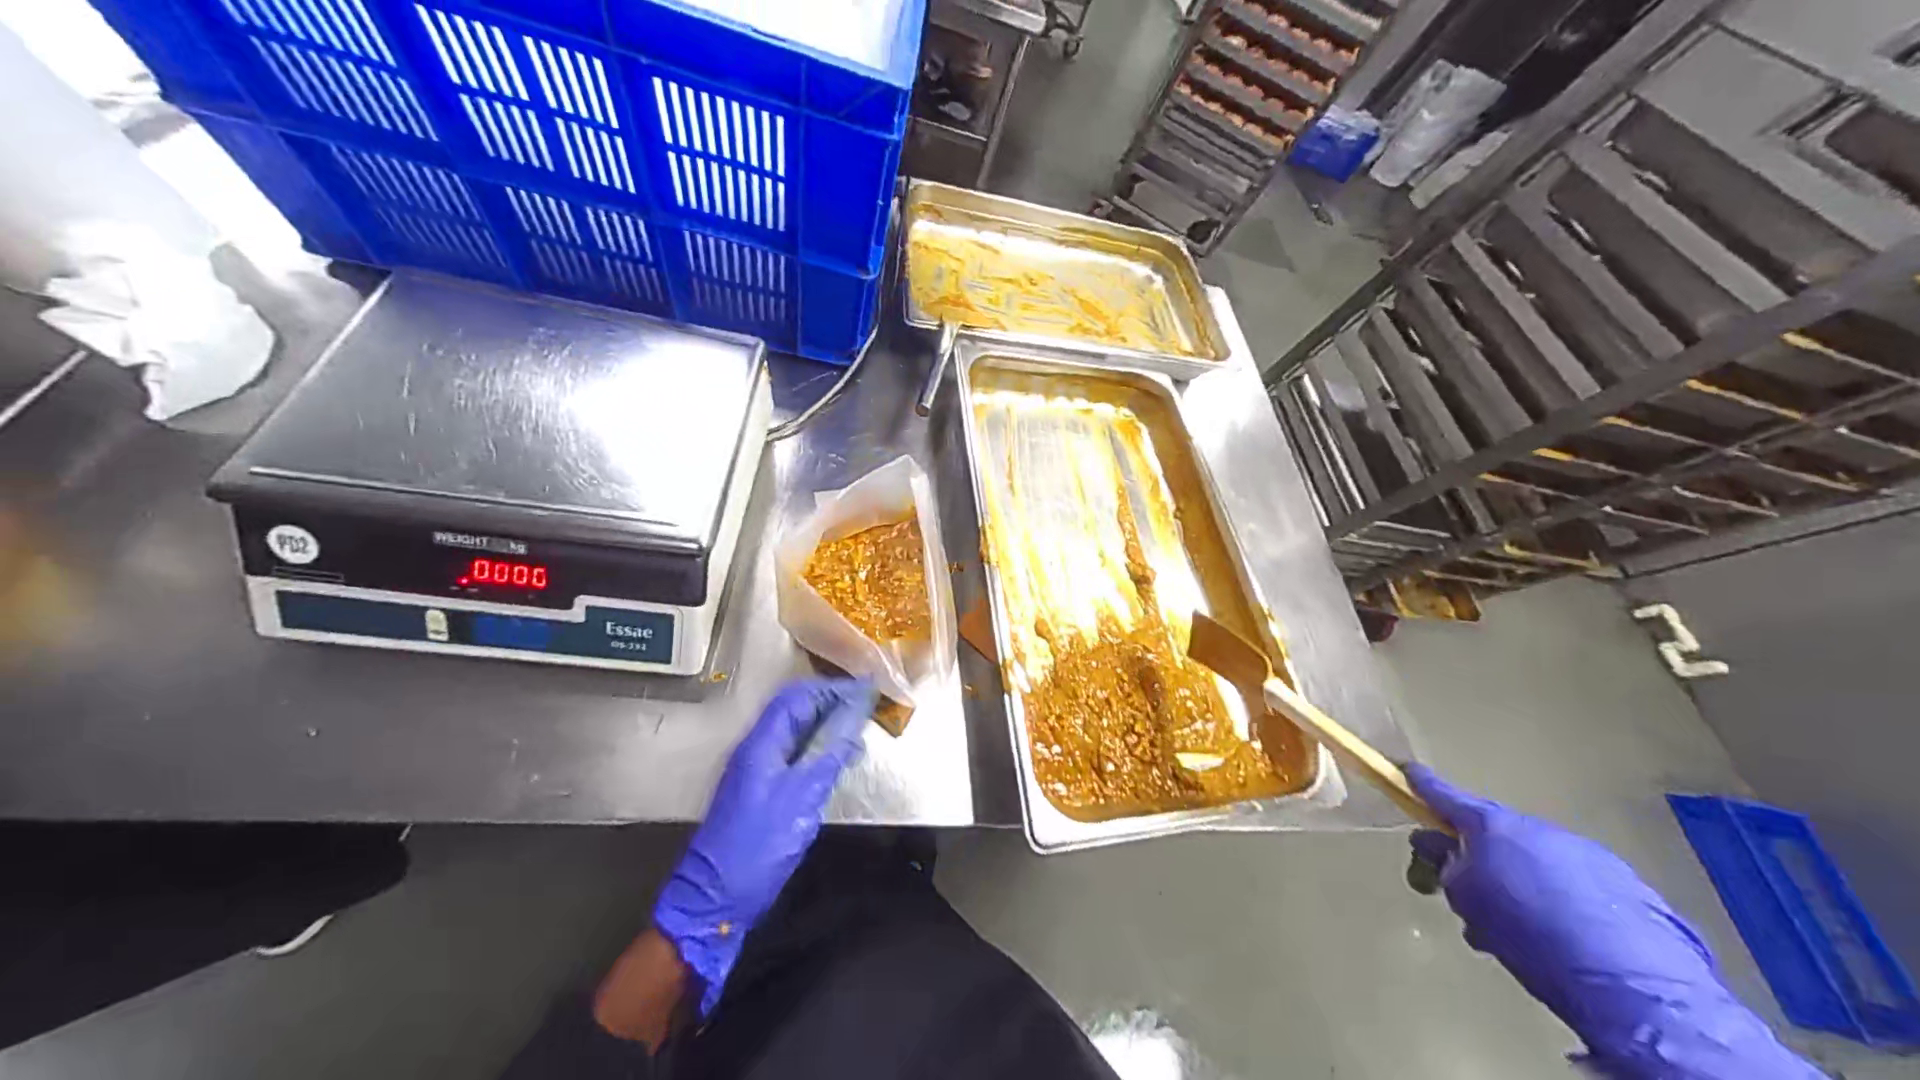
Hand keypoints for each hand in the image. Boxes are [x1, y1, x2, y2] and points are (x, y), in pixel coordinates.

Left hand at [652, 678, 872, 1016]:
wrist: (715, 899)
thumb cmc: (759, 845)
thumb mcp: (802, 797)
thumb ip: (829, 753)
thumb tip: (854, 715)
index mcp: (762, 743)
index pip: (798, 698)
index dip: (832, 689)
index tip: (865, 690)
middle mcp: (756, 748)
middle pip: (795, 710)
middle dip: (830, 703)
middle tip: (866, 708)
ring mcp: (756, 770)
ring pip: (795, 733)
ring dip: (826, 726)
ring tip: (858, 733)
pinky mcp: (761, 790)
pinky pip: (793, 755)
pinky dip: (817, 750)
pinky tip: (837, 760)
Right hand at [1407, 766, 1820, 1078]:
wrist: (1632, 984)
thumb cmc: (1528, 932)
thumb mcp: (1466, 899)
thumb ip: (1449, 868)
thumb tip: (1448, 854)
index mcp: (1493, 825)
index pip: (1446, 796)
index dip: (1422, 786)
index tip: (1406, 772)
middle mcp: (1539, 829)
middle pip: (1495, 832)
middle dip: (1478, 854)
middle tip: (1468, 892)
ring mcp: (1588, 854)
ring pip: (1536, 859)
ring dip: (1520, 881)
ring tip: (1519, 928)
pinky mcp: (1629, 887)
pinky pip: (1576, 883)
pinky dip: (1562, 901)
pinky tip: (1563, 938)